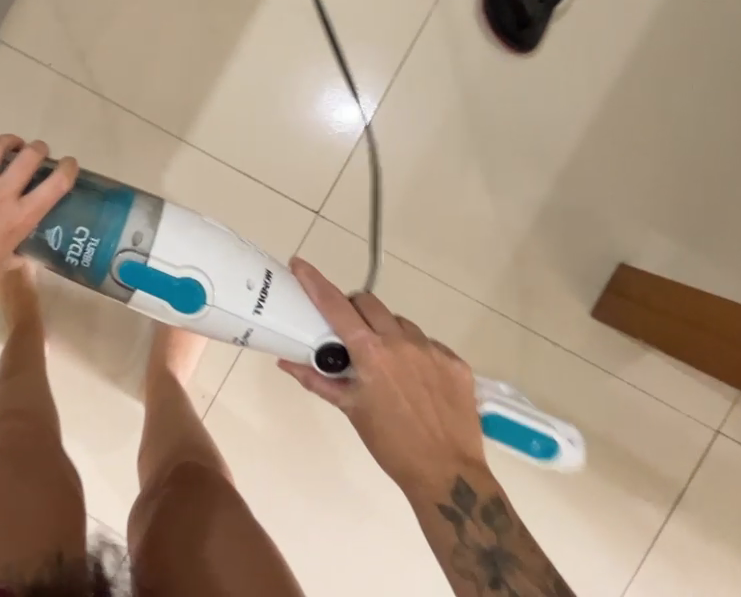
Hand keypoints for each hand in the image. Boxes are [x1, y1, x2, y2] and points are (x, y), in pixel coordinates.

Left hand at [0, 132, 77, 306]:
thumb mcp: (4, 265)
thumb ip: (15, 253)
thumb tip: (20, 254)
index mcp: (21, 218)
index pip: (55, 185)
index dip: (67, 169)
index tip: (69, 164)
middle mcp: (2, 195)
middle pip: (27, 157)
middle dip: (37, 149)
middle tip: (37, 151)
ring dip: (8, 140)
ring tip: (11, 142)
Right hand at [277, 258, 487, 495]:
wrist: (447, 475)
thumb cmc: (389, 443)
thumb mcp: (349, 409)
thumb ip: (317, 380)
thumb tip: (285, 362)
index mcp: (370, 352)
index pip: (335, 305)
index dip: (315, 282)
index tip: (300, 265)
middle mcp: (401, 342)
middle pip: (368, 302)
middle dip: (353, 307)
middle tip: (347, 329)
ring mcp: (432, 351)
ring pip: (399, 322)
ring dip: (384, 330)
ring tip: (384, 360)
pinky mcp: (456, 363)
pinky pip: (427, 343)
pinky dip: (414, 351)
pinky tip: (413, 377)